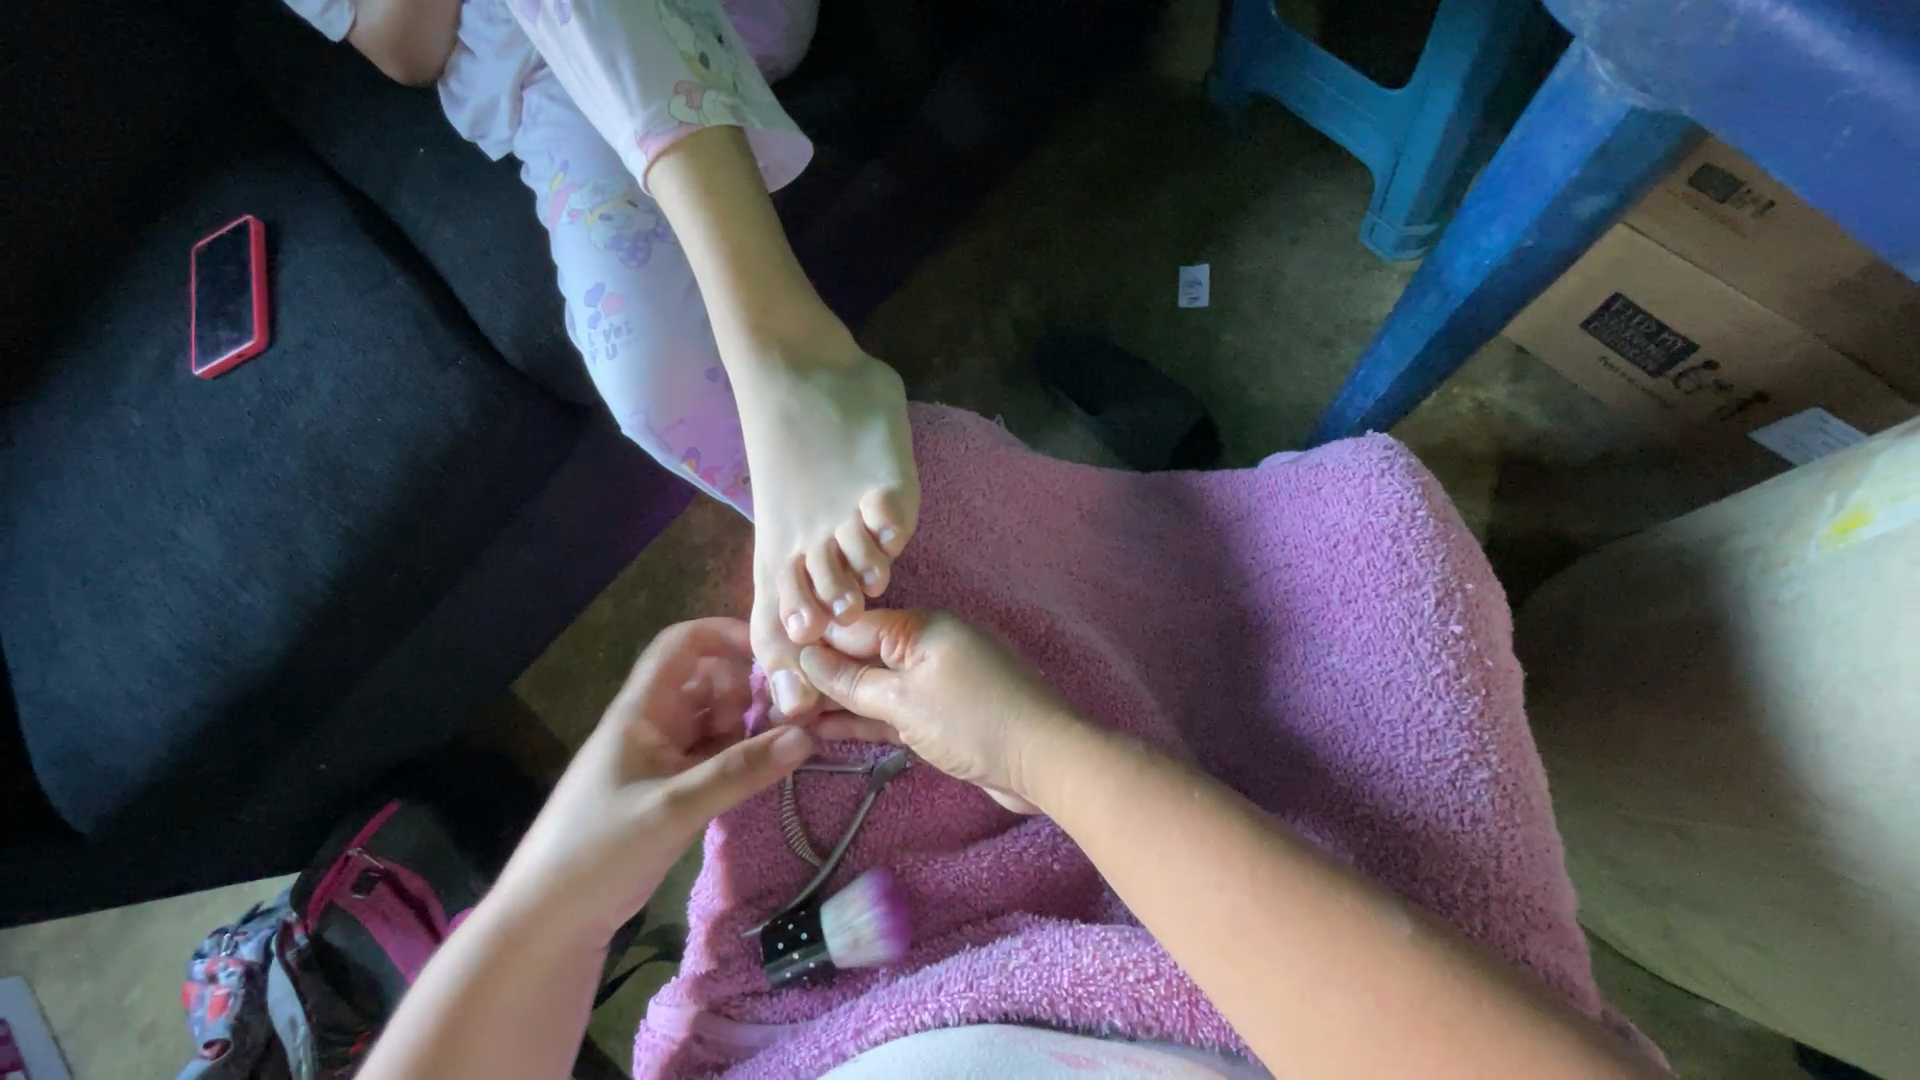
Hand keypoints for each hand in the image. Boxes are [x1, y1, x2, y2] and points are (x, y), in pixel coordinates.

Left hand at [493, 619, 812, 941]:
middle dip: (747, 691)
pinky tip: (765, 772)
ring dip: (748, 728)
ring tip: (779, 750)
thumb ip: (740, 772)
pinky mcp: (673, 790)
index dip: (724, 634)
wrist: (549, 921)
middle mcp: (655, 724)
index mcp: (641, 710)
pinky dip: (741, 758)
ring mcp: (664, 758)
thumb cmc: (598, 851)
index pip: (683, 644)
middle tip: (785, 718)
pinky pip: (716, 756)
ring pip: (717, 720)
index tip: (773, 652)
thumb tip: (805, 736)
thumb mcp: (673, 809)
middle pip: (710, 680)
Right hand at [795, 610, 1084, 810]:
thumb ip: (852, 683)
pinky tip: (824, 733)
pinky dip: (865, 721)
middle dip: (818, 678)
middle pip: (860, 657)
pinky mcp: (941, 714)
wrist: (1045, 761)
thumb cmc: (973, 720)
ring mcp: (934, 682)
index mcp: (920, 627)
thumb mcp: (904, 700)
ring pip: (874, 688)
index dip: (809, 644)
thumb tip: (806, 659)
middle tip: (769, 698)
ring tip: (786, 719)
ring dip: (836, 704)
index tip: (768, 662)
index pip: (851, 627)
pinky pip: (894, 710)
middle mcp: (925, 646)